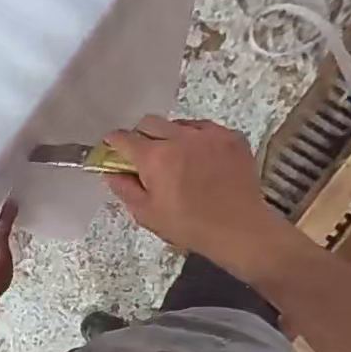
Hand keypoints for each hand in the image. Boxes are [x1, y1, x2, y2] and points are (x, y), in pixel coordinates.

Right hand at [103, 116, 279, 264]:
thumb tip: (111, 172)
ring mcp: (209, 134)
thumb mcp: (147, 214)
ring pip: (177, 124)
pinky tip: (200, 159)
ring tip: (176, 159)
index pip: (124, 138)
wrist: (240, 229)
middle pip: (149, 123)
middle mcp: (180, 138)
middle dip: (140, 136)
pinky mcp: (231, 137)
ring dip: (169, 136)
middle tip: (143, 156)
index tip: (112, 148)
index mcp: (155, 157)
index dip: (113, 142)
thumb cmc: (189, 225)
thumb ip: (124, 188)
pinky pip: (204, 128)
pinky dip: (196, 139)